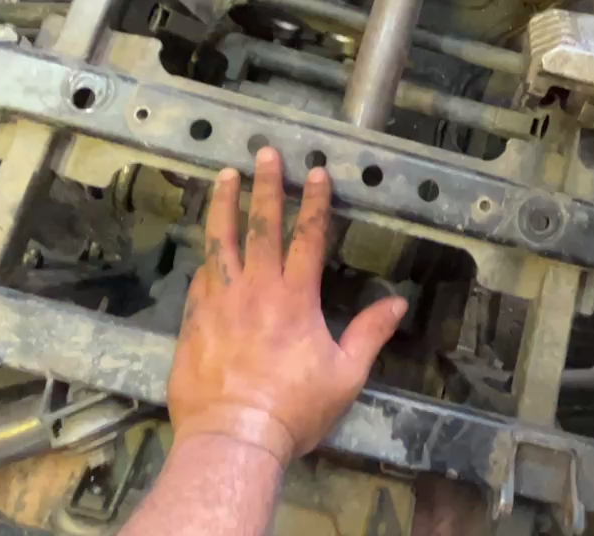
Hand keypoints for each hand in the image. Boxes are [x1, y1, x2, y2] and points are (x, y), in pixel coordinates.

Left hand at [169, 147, 407, 462]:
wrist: (233, 440)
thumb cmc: (294, 408)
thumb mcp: (346, 374)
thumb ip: (370, 333)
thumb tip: (398, 302)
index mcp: (295, 296)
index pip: (308, 236)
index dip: (314, 202)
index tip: (316, 172)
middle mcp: (257, 288)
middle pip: (262, 225)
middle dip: (267, 186)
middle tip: (265, 153)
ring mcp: (220, 300)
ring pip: (221, 240)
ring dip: (225, 204)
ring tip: (226, 175)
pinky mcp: (194, 319)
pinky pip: (200, 277)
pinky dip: (206, 255)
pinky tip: (205, 244)